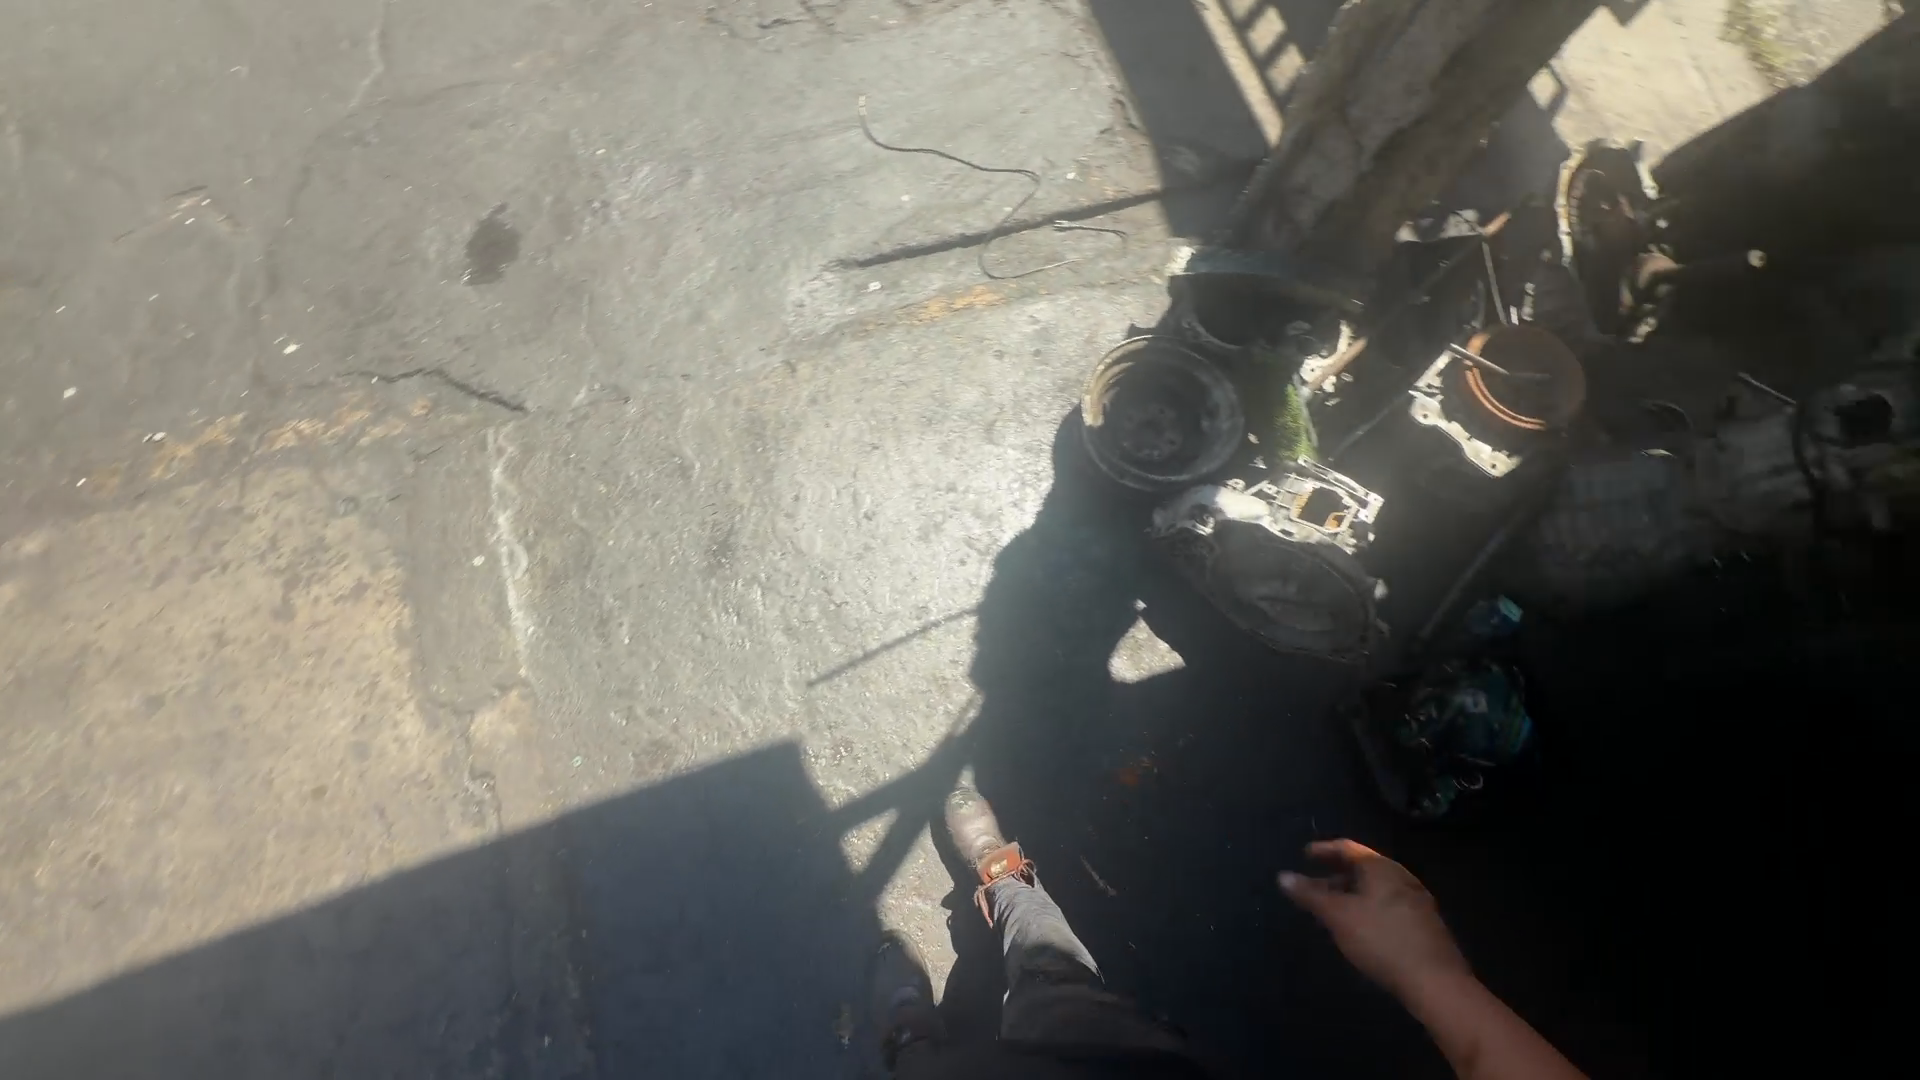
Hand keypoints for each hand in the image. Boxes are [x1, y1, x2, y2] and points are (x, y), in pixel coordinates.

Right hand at [1279, 839, 1471, 999]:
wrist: (1438, 985)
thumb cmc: (1381, 939)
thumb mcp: (1337, 916)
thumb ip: (1309, 894)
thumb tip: (1282, 876)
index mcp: (1381, 867)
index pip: (1347, 848)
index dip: (1323, 850)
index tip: (1304, 855)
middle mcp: (1402, 877)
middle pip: (1363, 869)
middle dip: (1336, 876)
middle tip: (1314, 886)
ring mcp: (1418, 902)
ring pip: (1377, 889)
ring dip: (1352, 894)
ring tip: (1333, 909)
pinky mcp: (1426, 926)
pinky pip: (1389, 906)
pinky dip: (1369, 908)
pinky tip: (1360, 927)